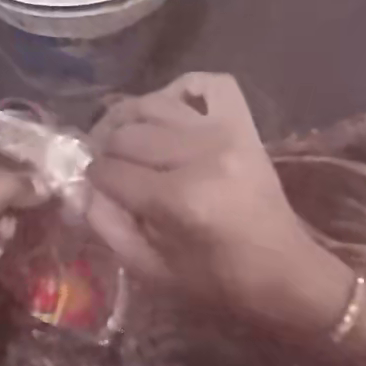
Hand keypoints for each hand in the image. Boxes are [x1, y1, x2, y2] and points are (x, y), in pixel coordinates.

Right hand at [85, 73, 355, 335]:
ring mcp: (227, 133)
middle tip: (107, 170)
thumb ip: (106, 226)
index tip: (93, 190)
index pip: (109, 171)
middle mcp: (202, 156)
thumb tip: (80, 189)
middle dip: (105, 152)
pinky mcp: (244, 125)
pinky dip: (182, 90)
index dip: (92, 180)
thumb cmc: (216, 281)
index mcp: (181, 200)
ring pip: (152, 105)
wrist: (285, 273)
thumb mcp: (150, 269)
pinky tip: (168, 113)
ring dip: (128, 121)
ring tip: (124, 141)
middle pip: (125, 134)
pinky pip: (208, 84)